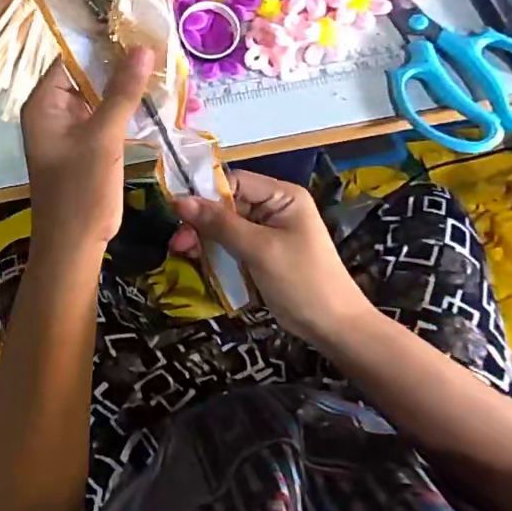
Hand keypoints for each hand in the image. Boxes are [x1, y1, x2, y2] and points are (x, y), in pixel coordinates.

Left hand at [20, 48, 154, 254]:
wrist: (75, 247)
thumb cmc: (80, 192)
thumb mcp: (103, 139)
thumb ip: (122, 92)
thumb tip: (143, 48)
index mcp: (45, 103)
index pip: (72, 57)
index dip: (103, 41)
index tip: (139, 27)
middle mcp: (56, 110)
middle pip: (91, 75)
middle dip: (126, 64)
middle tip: (164, 47)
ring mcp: (74, 129)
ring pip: (105, 96)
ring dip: (134, 88)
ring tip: (170, 70)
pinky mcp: (91, 145)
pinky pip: (112, 118)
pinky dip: (134, 111)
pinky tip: (164, 102)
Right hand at [171, 171, 375, 345]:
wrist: (333, 327)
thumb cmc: (302, 281)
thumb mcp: (259, 250)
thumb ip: (220, 224)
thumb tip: (180, 201)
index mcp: (282, 197)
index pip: (235, 182)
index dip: (205, 194)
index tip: (178, 212)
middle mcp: (274, 208)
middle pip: (227, 205)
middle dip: (201, 221)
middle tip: (178, 242)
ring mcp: (268, 232)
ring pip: (225, 226)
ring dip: (204, 238)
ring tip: (182, 253)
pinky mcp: (261, 254)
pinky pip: (231, 245)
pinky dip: (215, 252)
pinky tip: (197, 260)